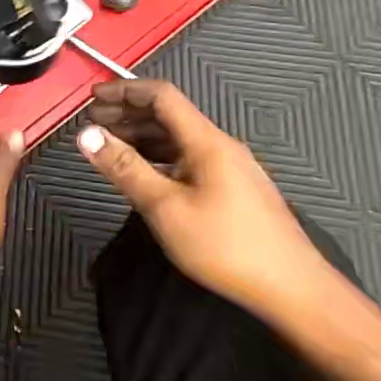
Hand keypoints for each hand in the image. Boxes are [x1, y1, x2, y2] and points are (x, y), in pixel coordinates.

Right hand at [76, 80, 334, 313]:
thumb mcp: (165, 208)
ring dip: (142, 135)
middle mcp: (220, 146)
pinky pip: (188, 157)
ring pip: (179, 138)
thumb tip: (87, 136)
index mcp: (207, 142)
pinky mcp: (234, 189)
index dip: (125, 90)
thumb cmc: (226, 247)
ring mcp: (230, 168)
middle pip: (170, 114)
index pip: (162, 96)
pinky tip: (144, 170)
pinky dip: (159, 155)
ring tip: (110, 144)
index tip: (94, 97)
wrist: (293, 290)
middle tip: (93, 122)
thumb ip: (125, 168)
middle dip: (128, 112)